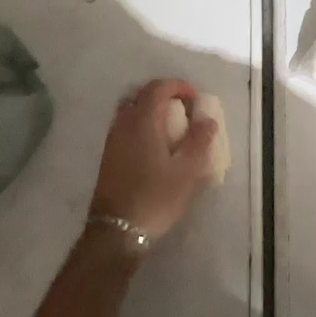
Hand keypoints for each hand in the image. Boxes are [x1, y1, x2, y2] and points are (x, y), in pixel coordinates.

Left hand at [90, 79, 219, 246]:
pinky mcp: (108, 155)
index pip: (158, 88)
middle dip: (164, 95)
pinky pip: (125, 125)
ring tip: (170, 127)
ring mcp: (112, 139)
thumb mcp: (186, 172)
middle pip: (141, 95)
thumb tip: (207, 120)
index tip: (194, 99)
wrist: (117, 230)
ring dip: (150, 110)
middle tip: (183, 109)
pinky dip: (140, 124)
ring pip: (130, 110)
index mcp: (142, 122)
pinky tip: (154, 146)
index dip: (178, 86)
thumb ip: (199, 141)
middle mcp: (123, 124)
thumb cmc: (155, 198)